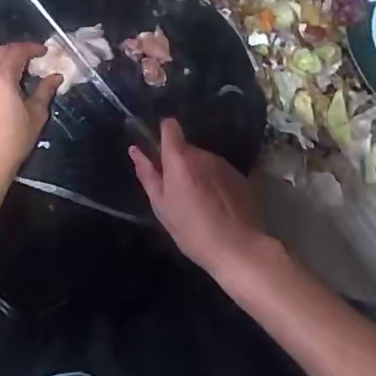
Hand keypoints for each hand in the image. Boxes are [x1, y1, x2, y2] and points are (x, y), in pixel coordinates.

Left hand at [0, 42, 58, 185]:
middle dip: (20, 49)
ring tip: (25, 64)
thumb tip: (56, 77)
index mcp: (2, 76)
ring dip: (8, 56)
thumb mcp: (36, 113)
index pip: (17, 52)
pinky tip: (11, 77)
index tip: (46, 51)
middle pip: (2, 51)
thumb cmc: (15, 137)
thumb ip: (46, 90)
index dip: (33, 48)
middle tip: (36, 55)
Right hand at [130, 118, 267, 272]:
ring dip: (198, 174)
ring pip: (203, 162)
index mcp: (179, 157)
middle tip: (178, 193)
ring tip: (200, 204)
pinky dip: (215, 183)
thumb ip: (147, 174)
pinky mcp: (240, 176)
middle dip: (180, 164)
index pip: (170, 126)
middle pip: (186, 149)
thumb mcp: (161, 206)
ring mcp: (224, 164)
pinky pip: (220, 173)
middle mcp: (203, 154)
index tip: (160, 153)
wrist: (238, 249)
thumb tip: (135, 150)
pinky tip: (218, 208)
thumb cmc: (192, 230)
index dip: (163, 135)